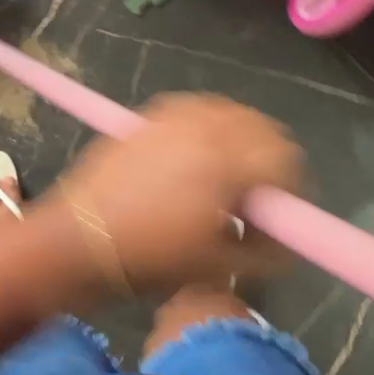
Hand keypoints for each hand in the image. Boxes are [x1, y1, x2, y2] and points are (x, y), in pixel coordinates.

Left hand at [41, 93, 302, 294]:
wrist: (79, 238)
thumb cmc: (150, 258)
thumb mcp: (220, 266)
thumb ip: (270, 249)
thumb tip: (290, 237)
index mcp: (226, 163)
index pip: (286, 157)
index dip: (294, 188)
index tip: (284, 215)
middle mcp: (204, 127)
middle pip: (263, 127)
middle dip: (271, 161)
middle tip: (260, 198)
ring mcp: (174, 115)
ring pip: (232, 113)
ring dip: (243, 140)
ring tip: (231, 177)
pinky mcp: (150, 115)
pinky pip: (198, 108)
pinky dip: (211, 126)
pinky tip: (201, 155)